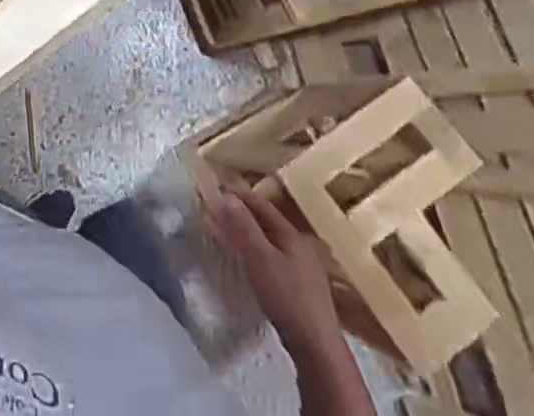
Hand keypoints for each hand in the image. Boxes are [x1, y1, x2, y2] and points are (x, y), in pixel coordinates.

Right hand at [207, 186, 341, 355]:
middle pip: (267, 222)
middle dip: (242, 213)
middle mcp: (299, 246)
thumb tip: (226, 196)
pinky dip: (255, 254)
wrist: (316, 346)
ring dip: (248, 234)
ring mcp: (302, 268)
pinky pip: (272, 259)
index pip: (262, 205)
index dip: (240, 194)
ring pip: (270, 241)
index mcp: (291, 234)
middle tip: (217, 209)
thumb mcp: (261, 260)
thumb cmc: (287, 298)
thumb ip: (244, 228)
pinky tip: (247, 264)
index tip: (218, 186)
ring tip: (227, 233)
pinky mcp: (299, 289)